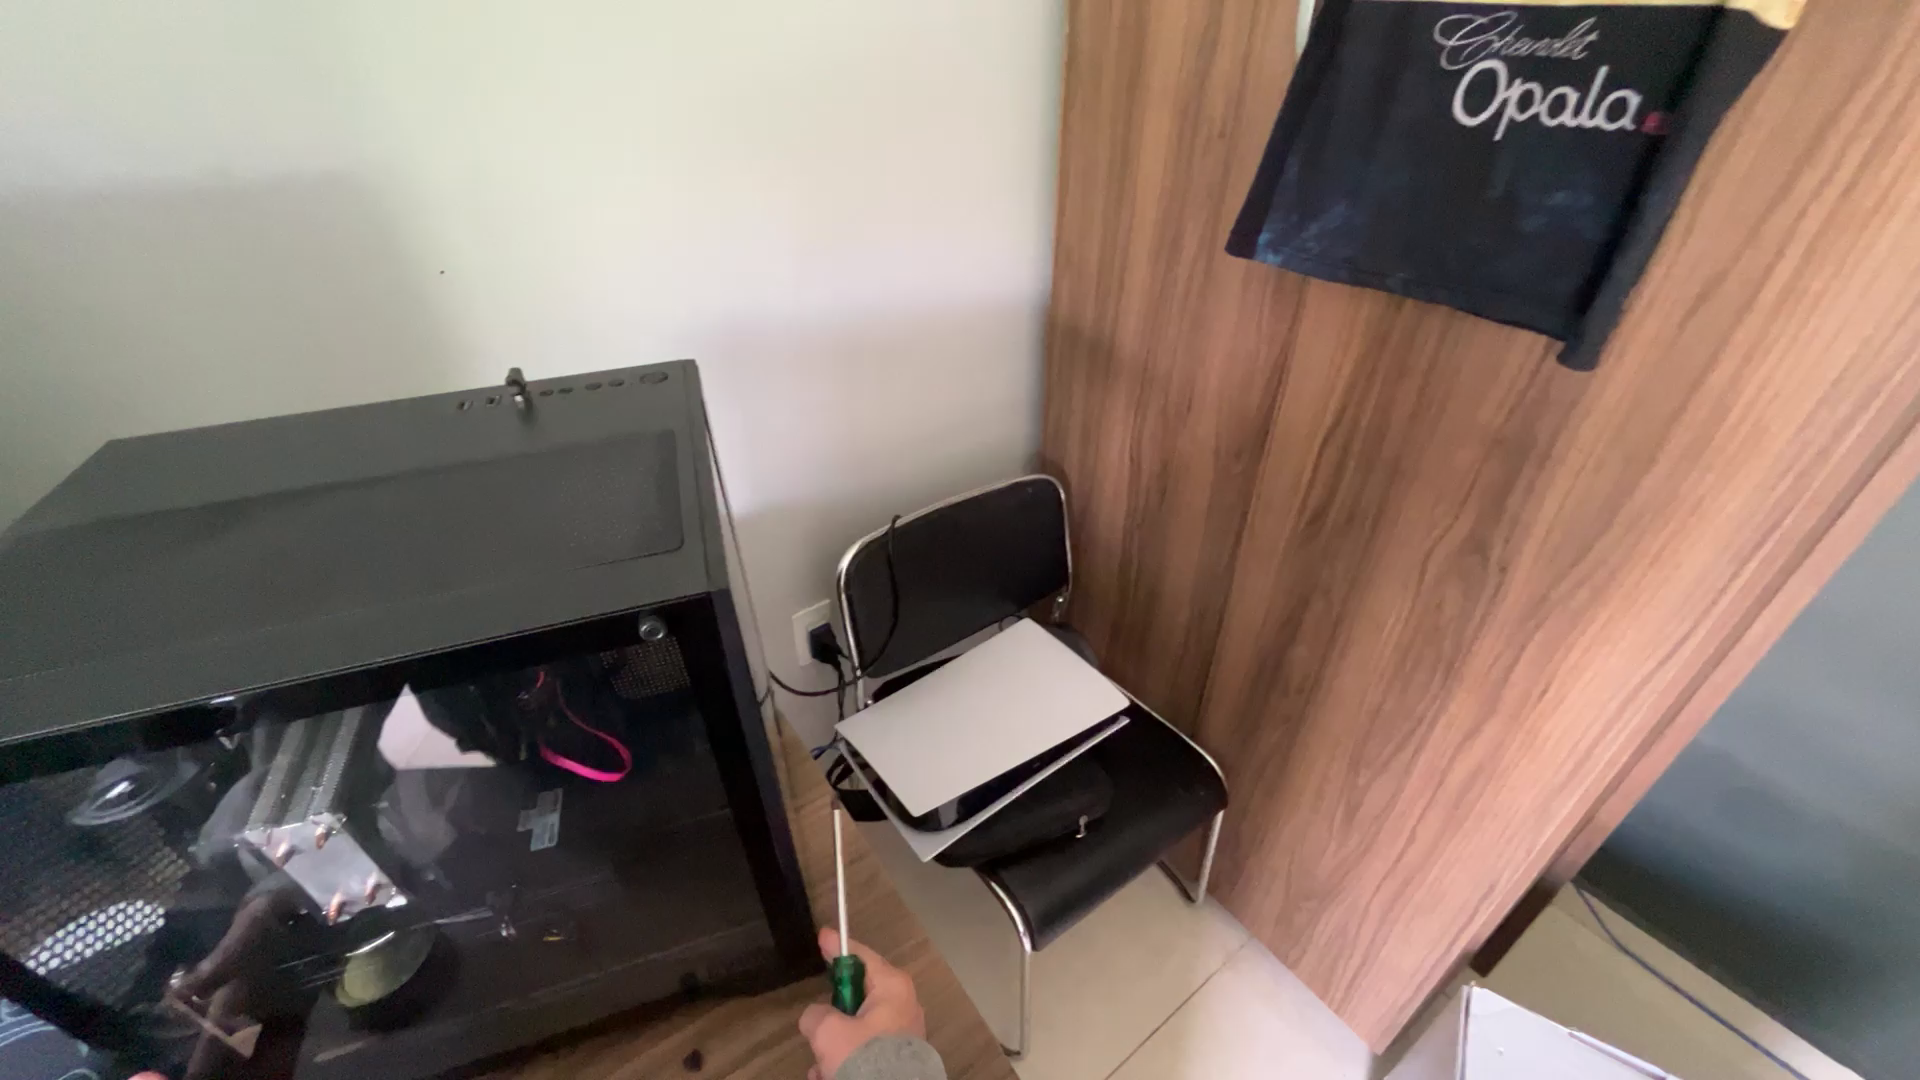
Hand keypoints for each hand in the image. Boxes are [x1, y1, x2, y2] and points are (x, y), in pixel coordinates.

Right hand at [797, 929, 925, 1079]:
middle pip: (858, 996)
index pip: (861, 956)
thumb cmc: (864, 1058)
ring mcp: (903, 1033)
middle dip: (833, 1014)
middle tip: (817, 1026)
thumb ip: (817, 1015)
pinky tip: (829, 1077)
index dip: (838, 947)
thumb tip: (816, 1017)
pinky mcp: (899, 1059)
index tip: (823, 936)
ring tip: (821, 1067)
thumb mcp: (829, 1032)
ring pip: (858, 1029)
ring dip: (835, 1046)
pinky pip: (865, 1051)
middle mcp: (903, 1004)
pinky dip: (846, 1061)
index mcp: (893, 987)